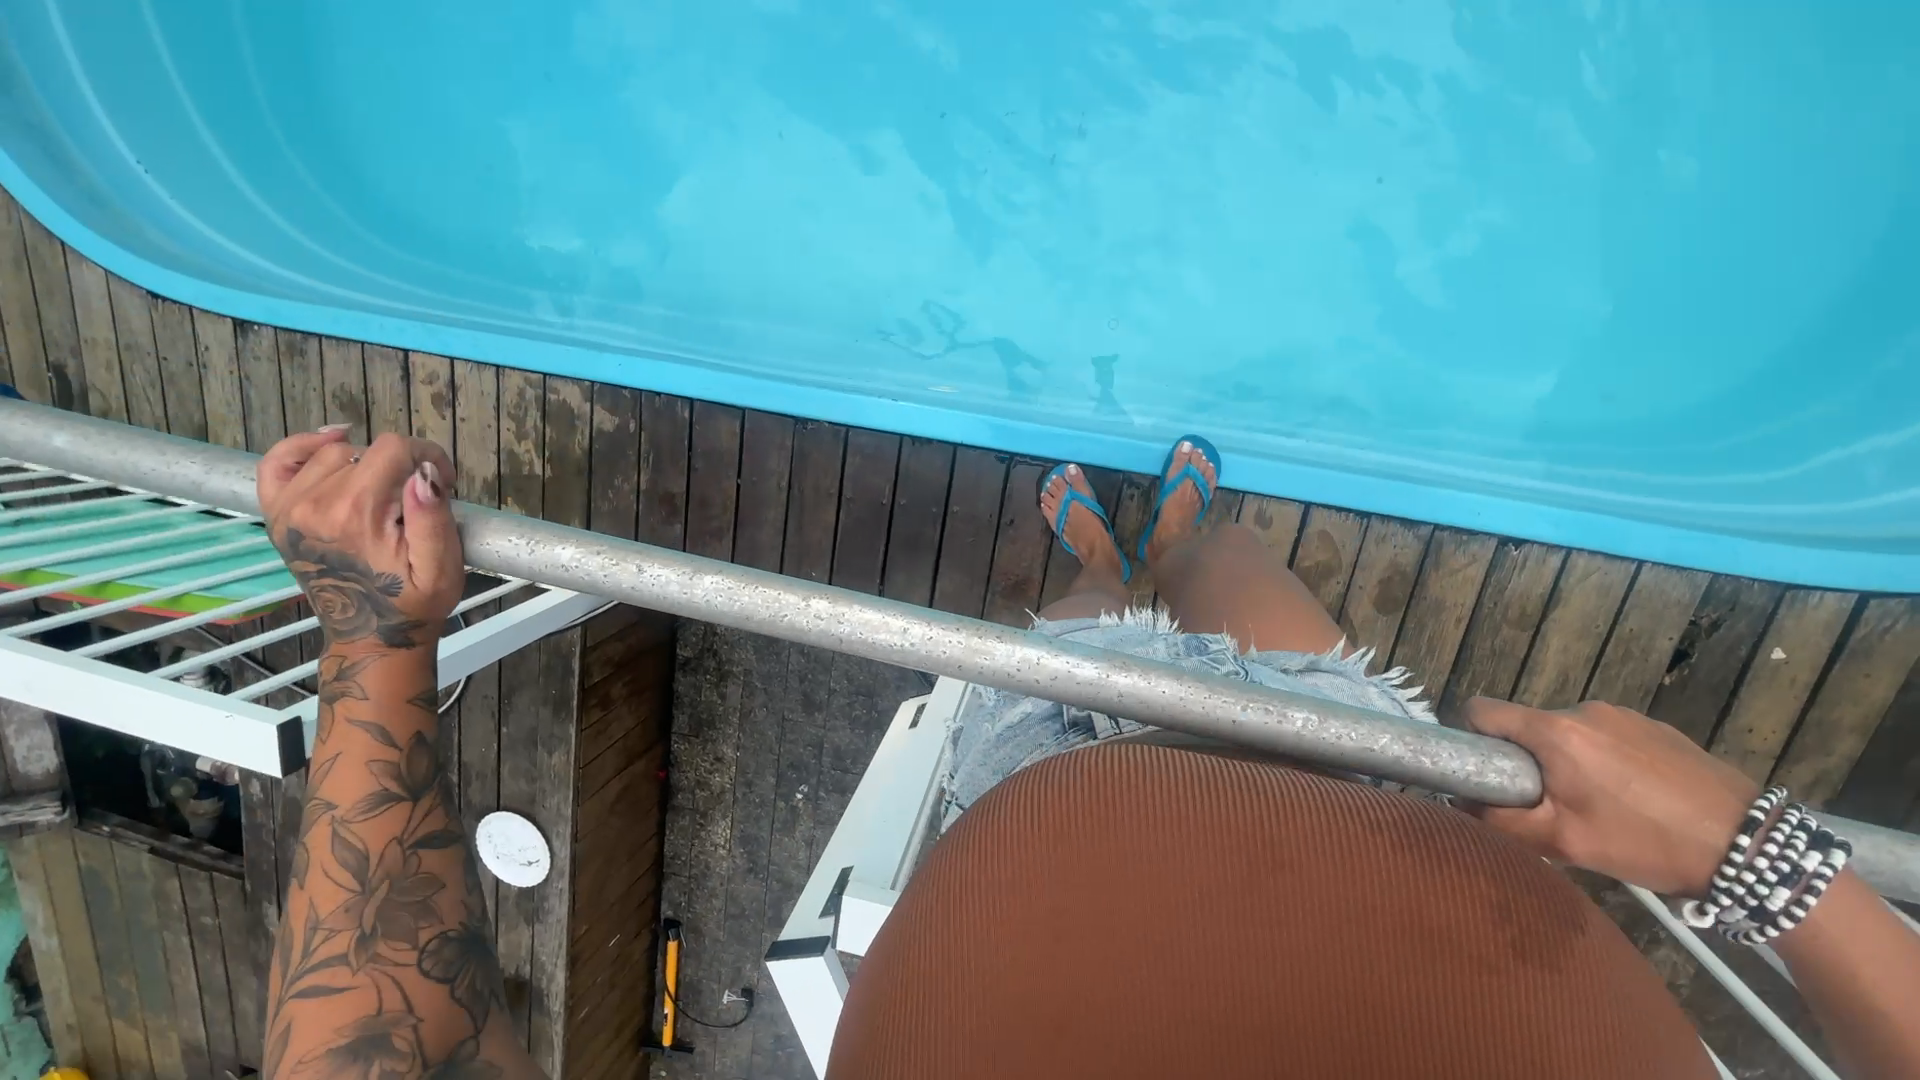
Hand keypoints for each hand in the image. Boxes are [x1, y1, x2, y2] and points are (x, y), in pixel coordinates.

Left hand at [257, 429, 462, 652]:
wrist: (372, 635)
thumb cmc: (414, 602)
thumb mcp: (441, 567)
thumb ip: (432, 519)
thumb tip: (424, 474)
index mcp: (357, 513)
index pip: (395, 449)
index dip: (430, 457)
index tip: (446, 485)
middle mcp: (315, 503)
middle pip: (367, 450)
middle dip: (403, 465)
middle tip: (421, 499)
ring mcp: (288, 508)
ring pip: (334, 453)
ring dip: (367, 463)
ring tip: (387, 491)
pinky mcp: (277, 514)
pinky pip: (278, 462)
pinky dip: (303, 447)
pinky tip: (332, 445)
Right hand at [1464, 697, 1759, 896]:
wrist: (1753, 849)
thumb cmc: (1646, 842)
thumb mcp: (1564, 842)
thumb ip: (1499, 822)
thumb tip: (1456, 806)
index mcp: (1554, 732)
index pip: (1481, 710)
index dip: (1472, 738)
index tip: (1489, 773)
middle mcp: (1584, 711)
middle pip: (1527, 725)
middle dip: (1528, 759)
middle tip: (1552, 804)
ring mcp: (1626, 716)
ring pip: (1569, 733)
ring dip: (1569, 761)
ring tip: (1600, 805)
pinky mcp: (1659, 727)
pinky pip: (1609, 737)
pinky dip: (1607, 761)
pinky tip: (1637, 799)